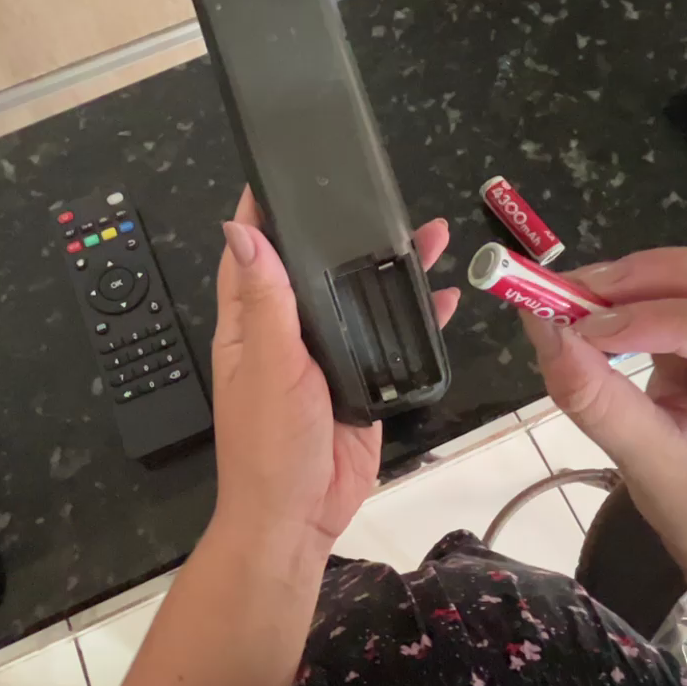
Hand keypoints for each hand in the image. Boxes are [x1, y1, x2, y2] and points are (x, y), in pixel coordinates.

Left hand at [211, 188, 459, 556]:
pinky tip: (446, 297)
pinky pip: (391, 340)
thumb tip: (240, 229)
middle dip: (344, 233)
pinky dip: (417, 319)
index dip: (265, 212)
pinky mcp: (363, 380)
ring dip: (388, 269)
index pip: (254, 252)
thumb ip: (264, 299)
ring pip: (359, 299)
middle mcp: (289, 331)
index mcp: (253, 321)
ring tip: (428, 233)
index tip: (287, 170)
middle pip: (318, 269)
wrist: (301, 515)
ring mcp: (329, 355)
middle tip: (377, 195)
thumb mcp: (267, 363)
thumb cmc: (270, 441)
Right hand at [519, 247, 686, 585]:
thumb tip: (540, 326)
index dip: (666, 320)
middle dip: (658, 279)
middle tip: (576, 291)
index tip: (584, 328)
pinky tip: (611, 299)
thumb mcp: (649, 467)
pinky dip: (655, 283)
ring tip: (585, 292)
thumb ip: (596, 400)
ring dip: (654, 273)